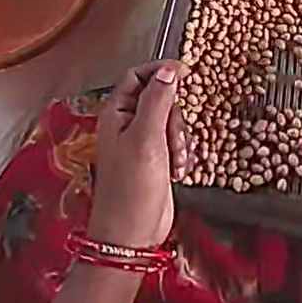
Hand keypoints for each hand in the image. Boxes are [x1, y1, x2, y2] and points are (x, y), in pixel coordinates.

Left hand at [88, 60, 187, 249]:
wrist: (132, 234)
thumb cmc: (133, 185)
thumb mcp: (147, 137)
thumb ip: (158, 100)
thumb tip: (170, 69)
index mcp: (117, 113)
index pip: (137, 76)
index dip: (159, 71)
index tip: (184, 71)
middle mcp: (127, 124)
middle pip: (159, 98)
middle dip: (174, 115)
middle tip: (174, 138)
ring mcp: (141, 142)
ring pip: (170, 120)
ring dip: (180, 137)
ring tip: (177, 160)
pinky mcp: (155, 159)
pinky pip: (175, 141)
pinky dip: (181, 152)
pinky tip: (179, 170)